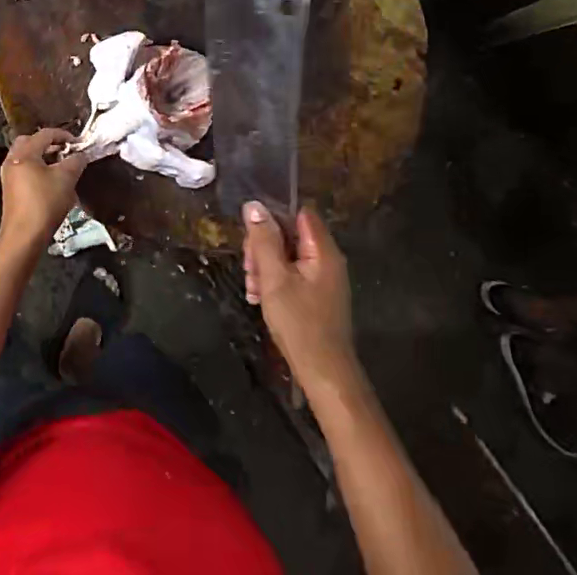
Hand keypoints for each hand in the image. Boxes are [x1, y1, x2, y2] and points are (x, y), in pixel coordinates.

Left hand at [0, 128, 84, 257]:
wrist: (23, 236)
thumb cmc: (44, 203)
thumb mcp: (66, 179)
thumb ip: (76, 162)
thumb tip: (81, 155)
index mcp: (24, 153)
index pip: (45, 134)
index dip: (64, 135)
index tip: (78, 143)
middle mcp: (12, 160)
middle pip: (30, 142)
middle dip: (49, 144)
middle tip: (65, 151)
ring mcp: (8, 176)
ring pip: (26, 157)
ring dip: (43, 157)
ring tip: (61, 166)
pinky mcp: (10, 190)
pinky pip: (24, 170)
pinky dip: (37, 169)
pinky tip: (51, 182)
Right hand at [243, 203, 355, 388]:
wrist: (323, 371)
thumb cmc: (298, 322)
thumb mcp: (274, 277)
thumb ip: (264, 240)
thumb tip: (254, 205)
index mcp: (323, 251)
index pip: (299, 213)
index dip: (273, 216)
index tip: (251, 233)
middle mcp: (327, 260)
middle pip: (290, 234)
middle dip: (263, 245)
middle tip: (249, 267)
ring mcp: (322, 279)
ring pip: (287, 256)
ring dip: (264, 265)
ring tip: (253, 287)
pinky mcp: (315, 295)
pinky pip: (291, 274)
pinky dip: (273, 280)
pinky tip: (259, 297)